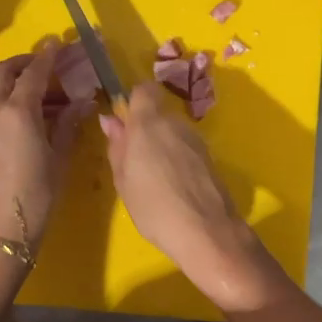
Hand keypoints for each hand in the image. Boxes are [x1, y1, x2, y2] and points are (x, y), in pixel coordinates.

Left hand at [0, 45, 89, 250]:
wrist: (1, 228)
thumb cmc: (37, 193)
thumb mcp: (59, 157)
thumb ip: (68, 124)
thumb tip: (82, 102)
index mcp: (18, 110)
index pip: (34, 72)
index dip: (48, 56)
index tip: (59, 43)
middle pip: (5, 71)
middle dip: (25, 62)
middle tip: (48, 65)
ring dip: (20, 82)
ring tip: (51, 95)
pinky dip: (14, 99)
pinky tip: (38, 115)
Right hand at [100, 83, 285, 312]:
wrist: (206, 231)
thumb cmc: (153, 207)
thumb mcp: (123, 180)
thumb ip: (117, 146)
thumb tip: (111, 120)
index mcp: (149, 123)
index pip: (143, 90)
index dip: (133, 102)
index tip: (124, 124)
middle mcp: (175, 123)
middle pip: (158, 112)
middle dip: (145, 128)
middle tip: (133, 159)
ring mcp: (196, 139)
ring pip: (173, 131)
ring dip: (162, 144)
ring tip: (153, 178)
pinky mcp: (210, 157)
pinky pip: (186, 147)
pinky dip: (177, 158)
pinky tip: (174, 186)